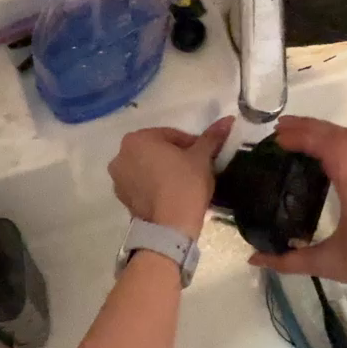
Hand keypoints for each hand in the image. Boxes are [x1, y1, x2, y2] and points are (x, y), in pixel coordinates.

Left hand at [108, 116, 233, 239]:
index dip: (191, 144)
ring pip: (147, 168)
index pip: (170, 135)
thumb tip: (228, 119)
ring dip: (164, 171)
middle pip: (156, 150)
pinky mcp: (122, 199)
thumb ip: (212, 137)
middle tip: (196, 169)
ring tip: (184, 184)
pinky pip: (142, 186)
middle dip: (175, 157)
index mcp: (137, 139)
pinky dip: (155, 186)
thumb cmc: (185, 184)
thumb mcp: (201, 157)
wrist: (170, 227)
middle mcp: (121, 156)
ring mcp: (118, 179)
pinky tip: (172, 195)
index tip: (205, 156)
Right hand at [247, 116, 346, 295]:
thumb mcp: (330, 264)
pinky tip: (326, 153)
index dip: (302, 136)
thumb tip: (254, 259)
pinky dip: (341, 143)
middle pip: (341, 135)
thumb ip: (289, 260)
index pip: (330, 147)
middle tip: (279, 129)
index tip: (276, 136)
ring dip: (326, 132)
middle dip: (310, 127)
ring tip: (298, 136)